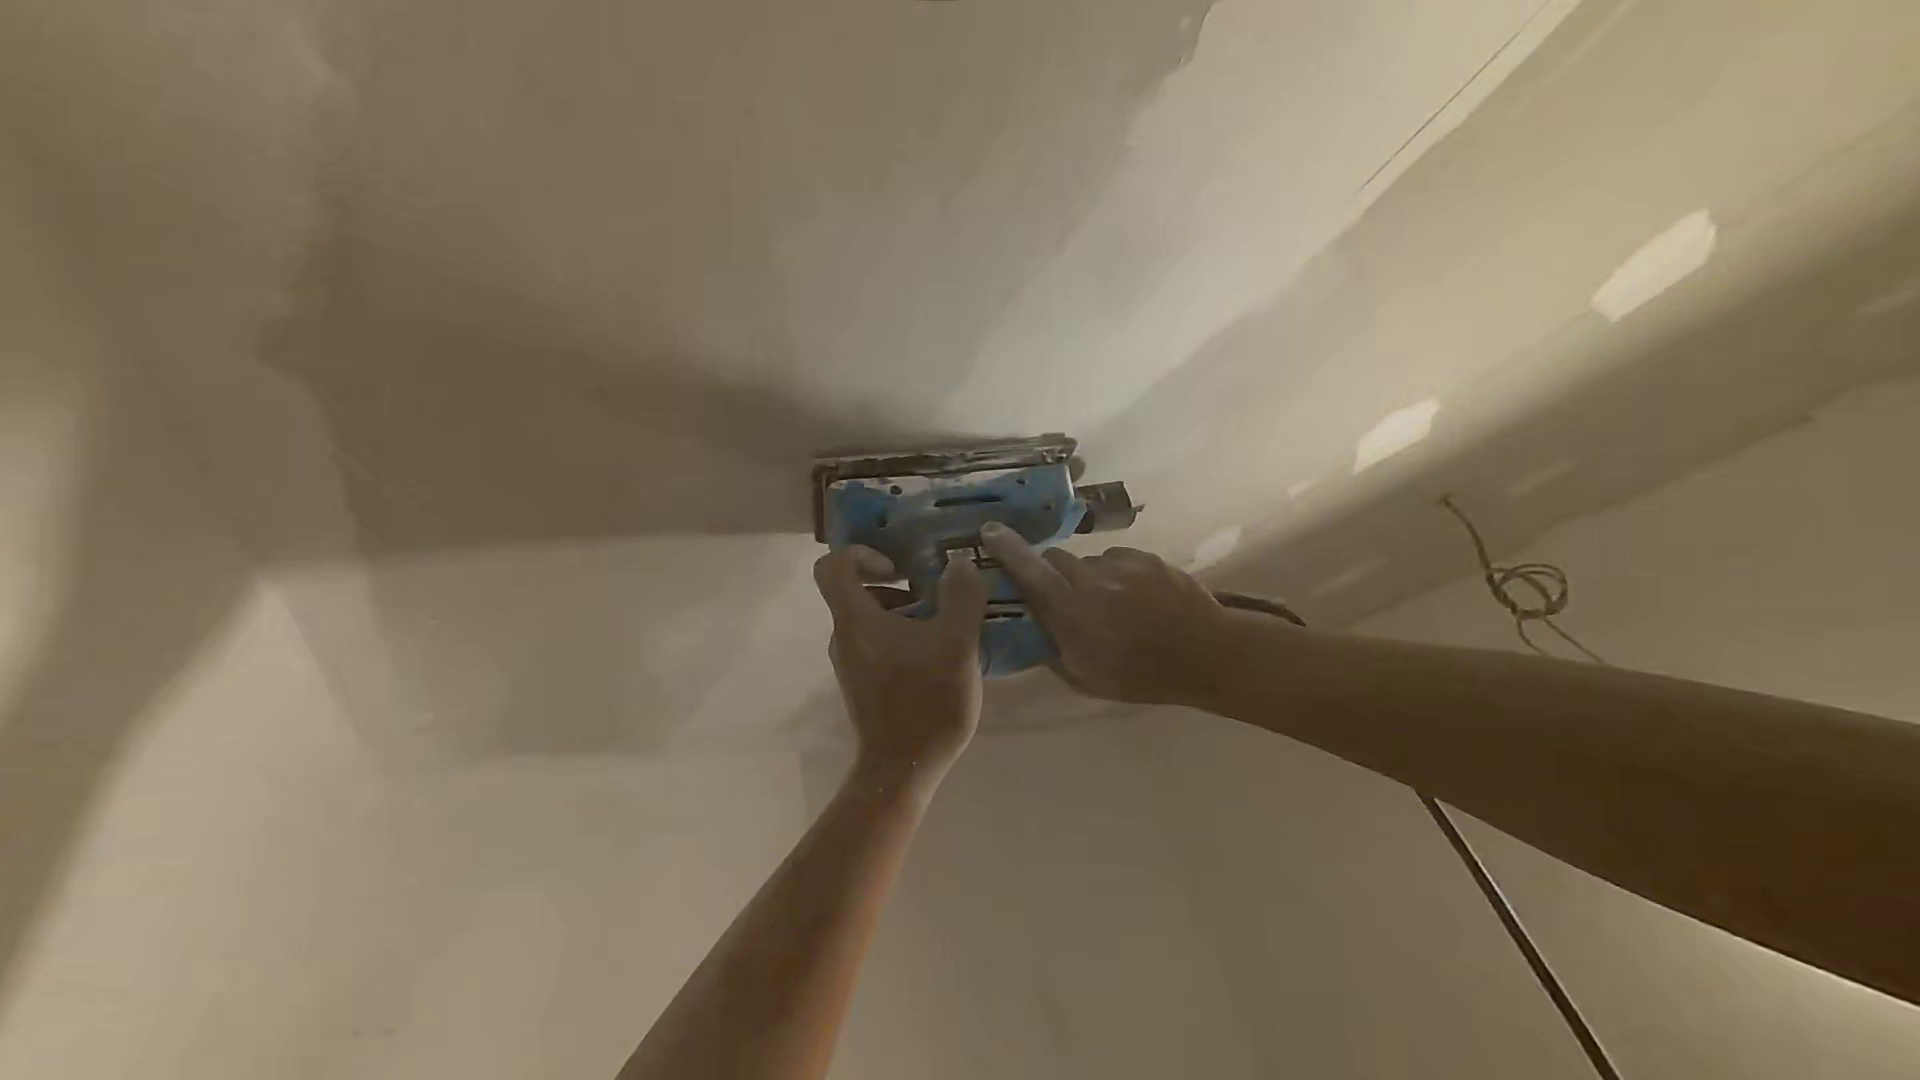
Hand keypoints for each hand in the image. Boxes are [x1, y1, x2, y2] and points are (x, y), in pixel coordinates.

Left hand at [813, 547, 988, 787]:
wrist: (903, 769)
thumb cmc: (926, 702)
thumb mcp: (957, 643)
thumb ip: (961, 596)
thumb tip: (960, 562)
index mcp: (855, 620)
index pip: (833, 566)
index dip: (862, 554)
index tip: (899, 568)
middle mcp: (844, 637)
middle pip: (858, 593)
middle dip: (899, 587)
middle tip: (937, 597)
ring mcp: (851, 664)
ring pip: (872, 621)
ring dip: (907, 615)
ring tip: (948, 630)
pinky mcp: (863, 685)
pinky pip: (879, 646)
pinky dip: (905, 640)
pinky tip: (941, 660)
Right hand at [980, 522, 1229, 704]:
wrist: (1206, 655)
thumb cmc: (1140, 676)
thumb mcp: (1085, 677)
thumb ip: (1052, 647)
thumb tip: (1033, 625)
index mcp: (1072, 611)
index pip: (1029, 570)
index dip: (1007, 549)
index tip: (990, 531)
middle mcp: (1092, 579)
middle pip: (1055, 558)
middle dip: (1051, 572)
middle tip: (1064, 597)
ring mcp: (1122, 565)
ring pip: (1088, 561)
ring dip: (1087, 577)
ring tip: (1110, 604)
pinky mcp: (1147, 558)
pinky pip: (1117, 559)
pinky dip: (1116, 574)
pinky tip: (1135, 597)